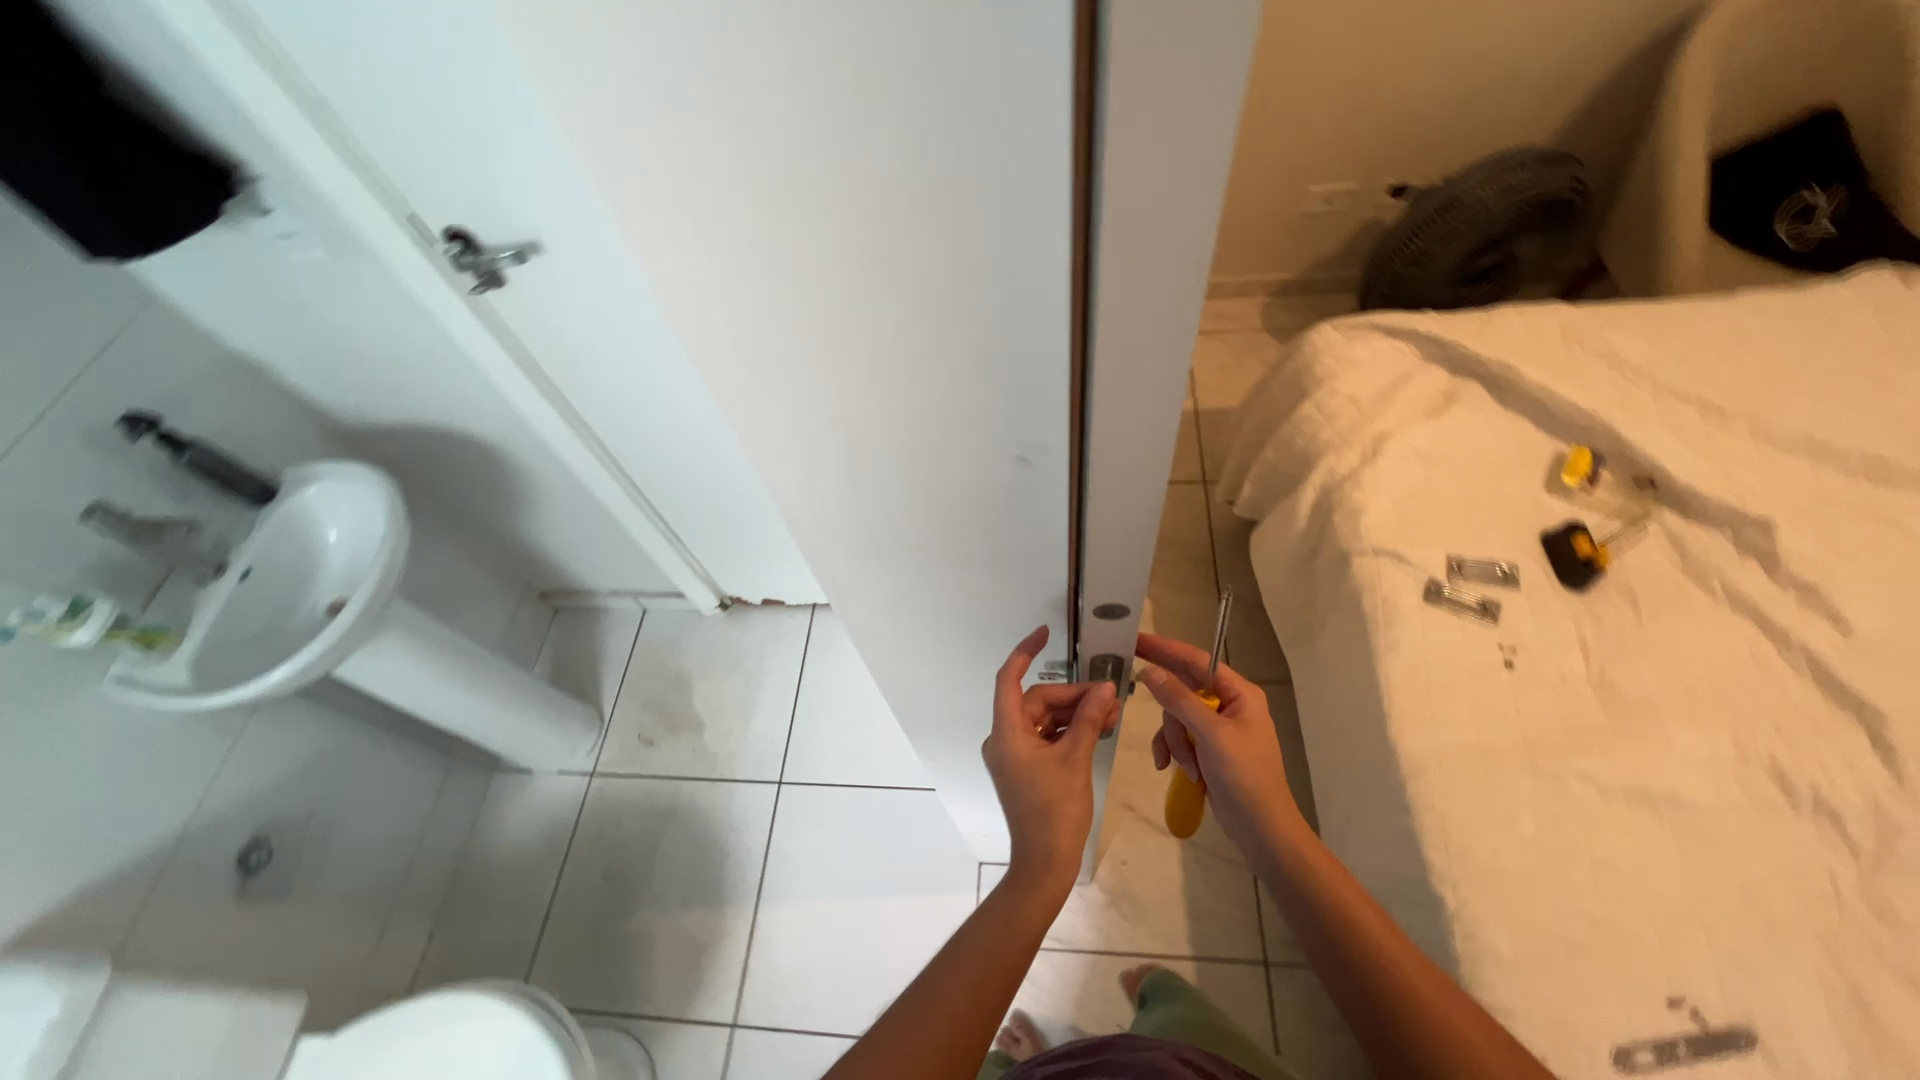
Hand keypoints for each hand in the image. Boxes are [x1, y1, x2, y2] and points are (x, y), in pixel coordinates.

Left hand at [982, 627, 1119, 892]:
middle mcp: (1004, 740)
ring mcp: (1014, 756)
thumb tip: (1104, 688)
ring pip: (1046, 719)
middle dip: (1073, 696)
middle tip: (1110, 697)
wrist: (1045, 863)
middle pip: (1037, 701)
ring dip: (1076, 714)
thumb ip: (1088, 718)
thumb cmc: (1056, 810)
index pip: (1009, 679)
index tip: (1045, 633)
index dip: (1025, 652)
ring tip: (1112, 714)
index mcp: (1006, 734)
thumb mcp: (1075, 759)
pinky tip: (1099, 729)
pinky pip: (1048, 738)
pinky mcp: (1026, 769)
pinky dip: (1071, 731)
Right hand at [1135, 632, 1303, 848]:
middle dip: (1173, 718)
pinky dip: (1174, 752)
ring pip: (1177, 718)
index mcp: (1239, 693)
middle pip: (1182, 691)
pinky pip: (1179, 738)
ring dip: (1175, 741)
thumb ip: (1179, 700)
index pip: (1196, 660)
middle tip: (1166, 731)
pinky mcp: (1208, 749)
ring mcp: (1218, 728)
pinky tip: (1172, 769)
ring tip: (1185, 765)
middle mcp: (1229, 704)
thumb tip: (1150, 671)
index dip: (1165, 649)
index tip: (1135, 641)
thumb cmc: (1243, 776)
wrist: (1260, 827)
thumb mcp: (1210, 734)